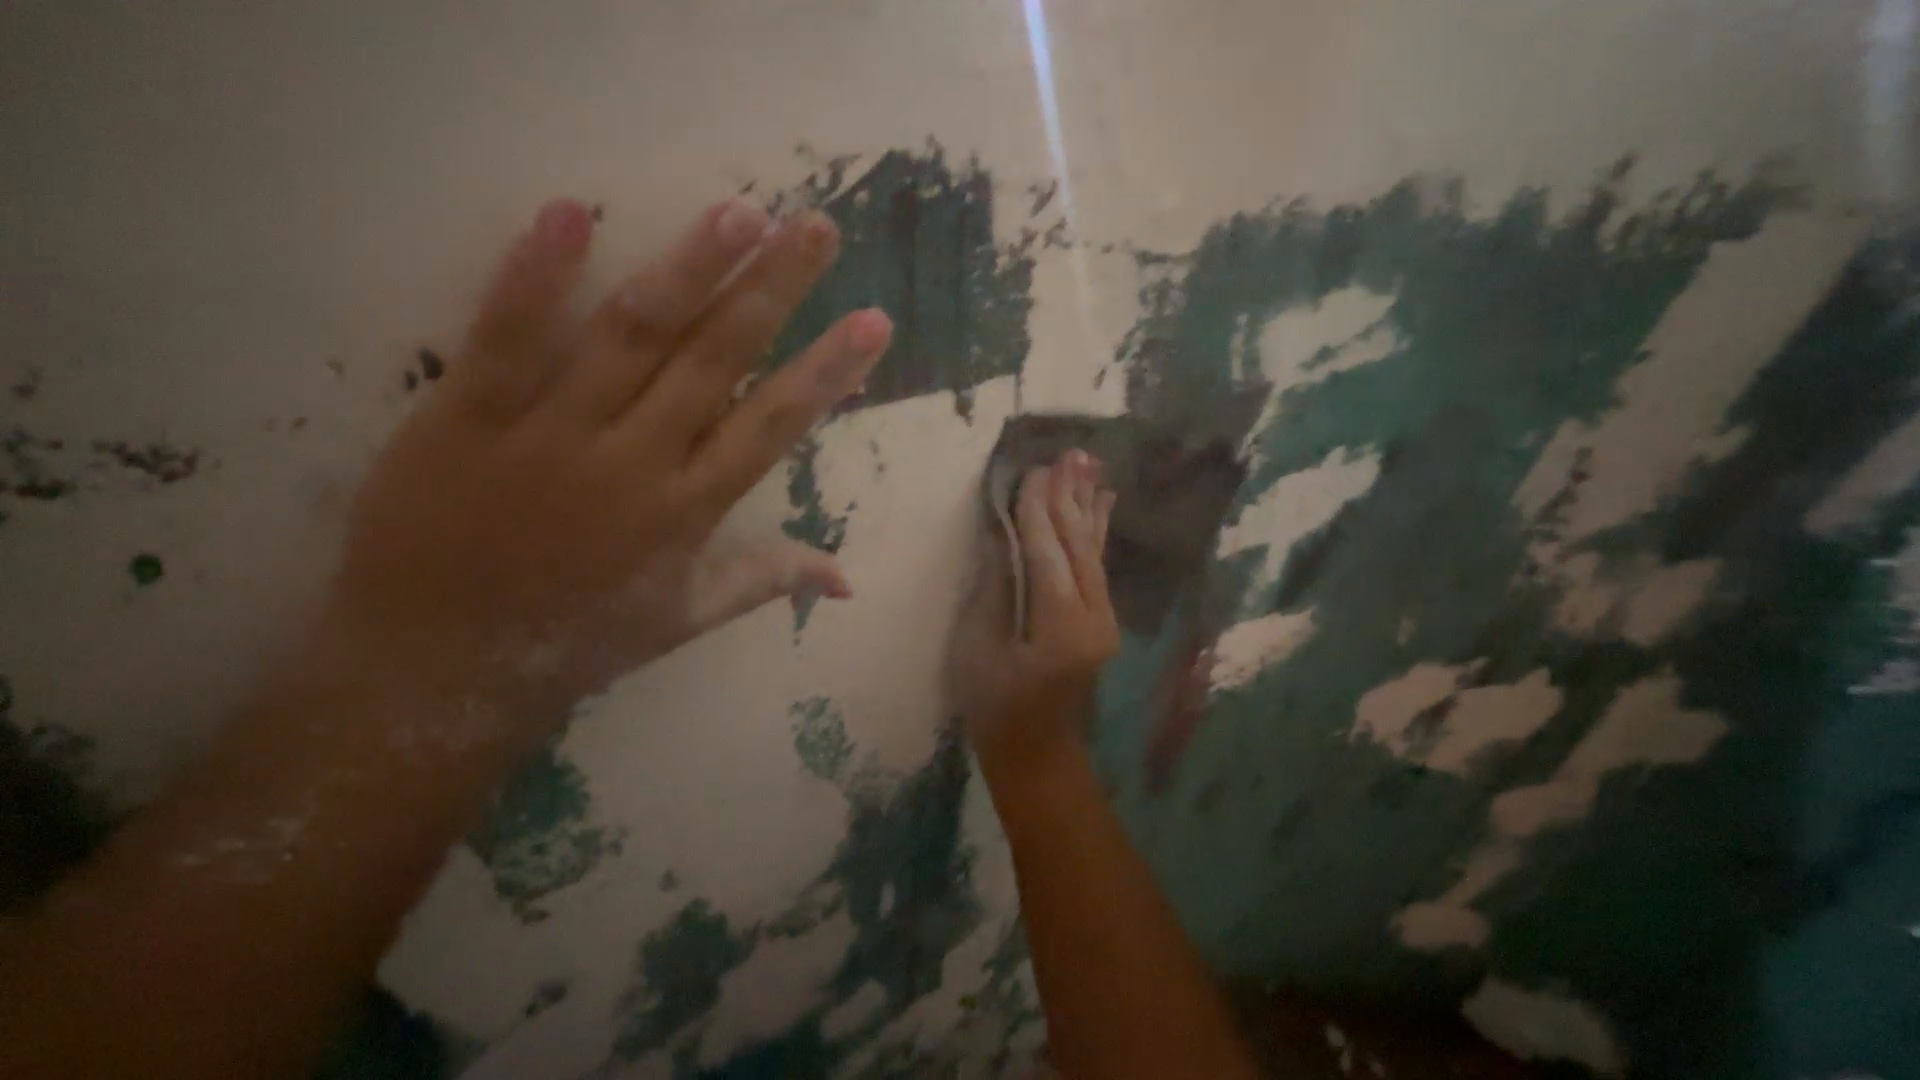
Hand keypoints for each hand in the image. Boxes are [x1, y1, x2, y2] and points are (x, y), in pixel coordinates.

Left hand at [324, 198, 891, 712]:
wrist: (436, 672)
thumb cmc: (572, 643)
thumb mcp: (683, 620)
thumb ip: (766, 581)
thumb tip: (849, 577)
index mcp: (686, 511)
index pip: (772, 425)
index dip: (825, 371)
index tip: (873, 320)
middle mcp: (633, 464)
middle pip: (714, 360)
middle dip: (773, 290)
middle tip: (816, 225)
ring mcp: (550, 437)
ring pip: (631, 337)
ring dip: (690, 269)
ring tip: (740, 211)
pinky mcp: (465, 420)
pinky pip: (505, 340)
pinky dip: (537, 276)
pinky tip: (573, 213)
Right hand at [949, 450, 1118, 780]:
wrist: (1038, 756)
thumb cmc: (994, 709)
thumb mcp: (977, 650)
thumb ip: (993, 589)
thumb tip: (1000, 535)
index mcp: (1058, 626)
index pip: (1046, 552)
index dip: (1037, 509)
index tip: (1034, 468)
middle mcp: (1093, 617)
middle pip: (1078, 544)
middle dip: (1069, 497)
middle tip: (1070, 452)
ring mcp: (1104, 620)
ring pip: (1094, 552)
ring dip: (1087, 506)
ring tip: (1088, 464)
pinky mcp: (1101, 623)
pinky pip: (1098, 568)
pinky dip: (1096, 533)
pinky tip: (1102, 504)